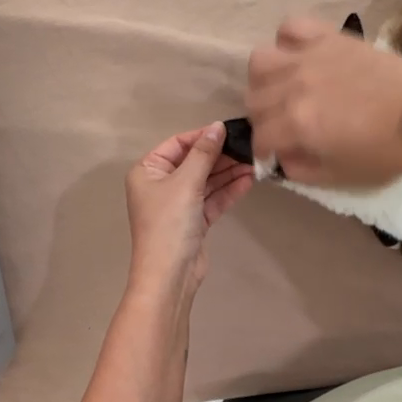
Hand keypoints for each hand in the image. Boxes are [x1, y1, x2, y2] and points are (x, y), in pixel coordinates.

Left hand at [125, 123, 254, 290]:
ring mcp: (178, 204)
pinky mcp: (194, 221)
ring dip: (228, 173)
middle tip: (247, 147)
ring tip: (253, 162)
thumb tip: (218, 127)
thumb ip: (203, 154)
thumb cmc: (169, 223)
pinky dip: (228, 191)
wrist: (170, 274)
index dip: (203, 136)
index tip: (229, 130)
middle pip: (194, 162)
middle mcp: (160, 185)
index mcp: (148, 171)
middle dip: (220, 156)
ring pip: (206, 182)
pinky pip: (212, 200)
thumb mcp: (185, 182)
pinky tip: (248, 180)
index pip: (177, 144)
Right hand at [246, 16, 401, 188]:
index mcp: (297, 124)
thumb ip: (299, 169)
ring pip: (261, 61)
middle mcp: (295, 86)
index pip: (259, 138)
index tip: (275, 156)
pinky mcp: (330, 38)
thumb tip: (280, 158)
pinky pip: (292, 27)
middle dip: (263, 119)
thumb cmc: (381, 154)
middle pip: (254, 99)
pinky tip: (300, 58)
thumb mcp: (336, 177)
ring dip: (265, 80)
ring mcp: (311, 57)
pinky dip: (288, 42)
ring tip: (283, 89)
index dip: (264, 152)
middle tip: (282, 126)